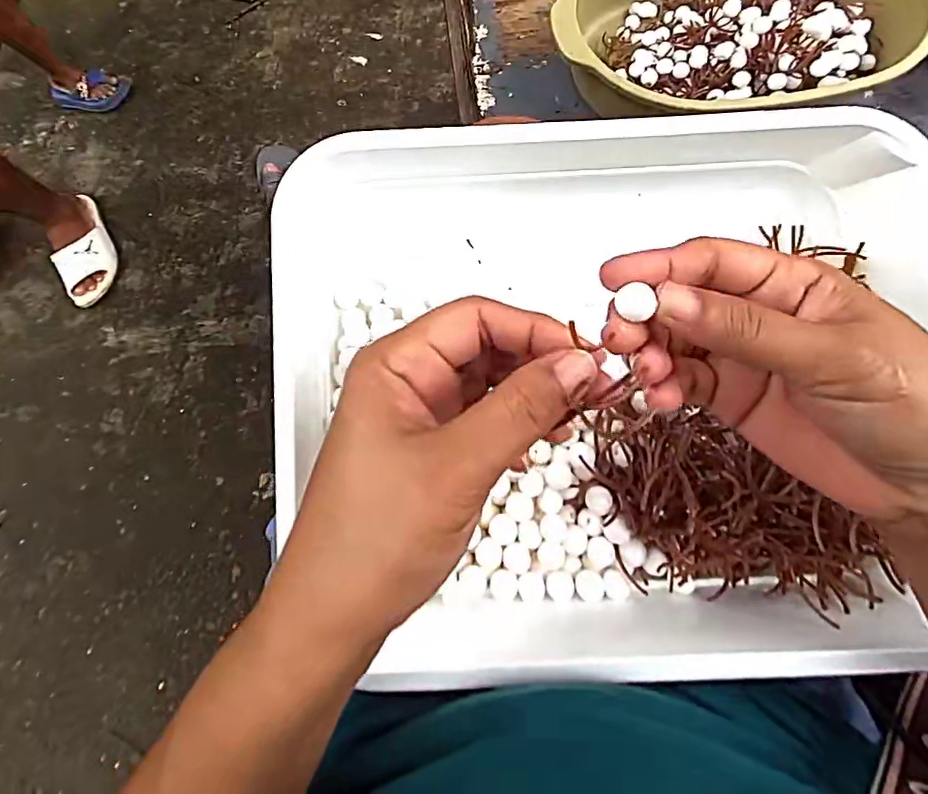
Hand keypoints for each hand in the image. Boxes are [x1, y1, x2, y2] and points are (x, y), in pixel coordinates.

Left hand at [271, 298, 605, 638]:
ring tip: (576, 412)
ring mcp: (418, 414)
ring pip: (490, 381)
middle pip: (485, 344)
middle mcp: (404, 381)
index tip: (581, 355)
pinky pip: (485, 415)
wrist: (335, 611)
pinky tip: (542, 439)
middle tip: (591, 385)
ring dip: (535, 392)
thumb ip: (521, 409)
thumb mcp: (457, 466)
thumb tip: (571, 365)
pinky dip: (519, 421)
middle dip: (541, 361)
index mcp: (394, 365)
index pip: (475, 317)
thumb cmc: (367, 542)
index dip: (533, 329)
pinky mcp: (431, 445)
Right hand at [600, 238, 927, 520]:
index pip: (712, 261)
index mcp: (791, 284)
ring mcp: (744, 358)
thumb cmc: (921, 404)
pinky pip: (682, 383)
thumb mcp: (832, 355)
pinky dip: (662, 388)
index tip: (618, 278)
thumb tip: (671, 298)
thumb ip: (745, 328)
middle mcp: (760, 315)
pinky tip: (659, 399)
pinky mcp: (734, 399)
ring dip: (649, 353)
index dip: (660, 265)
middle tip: (621, 334)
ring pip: (675, 341)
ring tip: (643, 371)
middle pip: (681, 300)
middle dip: (645, 313)